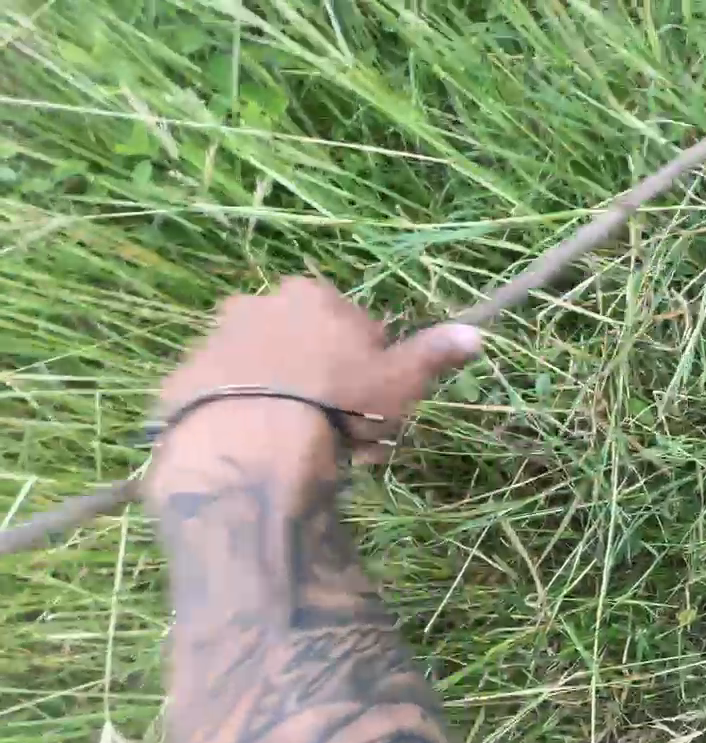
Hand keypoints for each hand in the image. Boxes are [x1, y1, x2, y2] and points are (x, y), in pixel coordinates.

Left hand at [151, 277, 483, 480]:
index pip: (357, 323)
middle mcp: (259, 302)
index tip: (382, 392)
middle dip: (336, 379)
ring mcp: (218, 335)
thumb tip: (476, 334)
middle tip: (357, 424)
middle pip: (314, 343)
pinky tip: (280, 442)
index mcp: (314, 296)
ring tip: (321, 442)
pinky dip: (261, 411)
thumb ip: (435, 353)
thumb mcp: (403, 378)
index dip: (375, 360)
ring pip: (279, 368)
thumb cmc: (341, 398)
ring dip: (301, 399)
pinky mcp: (188, 371)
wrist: (254, 436)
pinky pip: (240, 391)